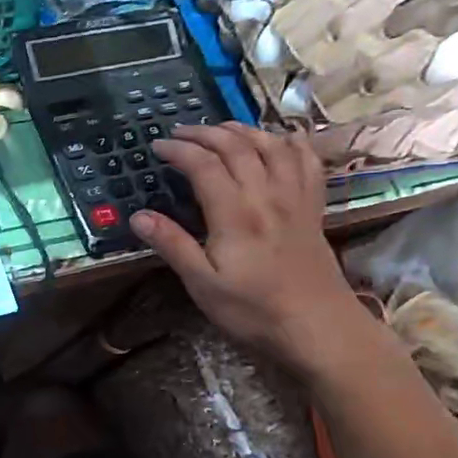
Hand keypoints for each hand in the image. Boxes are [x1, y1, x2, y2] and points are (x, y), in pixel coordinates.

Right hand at [132, 122, 367, 374]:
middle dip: (206, 133)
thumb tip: (138, 216)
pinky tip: (283, 138)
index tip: (157, 146)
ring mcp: (295, 199)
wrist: (319, 329)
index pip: (203, 164)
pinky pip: (308, 163)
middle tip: (180, 133)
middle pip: (237, 146)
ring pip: (272, 146)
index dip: (178, 150)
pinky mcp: (313, 209)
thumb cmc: (254, 310)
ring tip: (222, 128)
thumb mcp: (203, 284)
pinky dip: (293, 143)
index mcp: (235, 212)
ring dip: (244, 130)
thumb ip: (172, 245)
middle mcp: (267, 194)